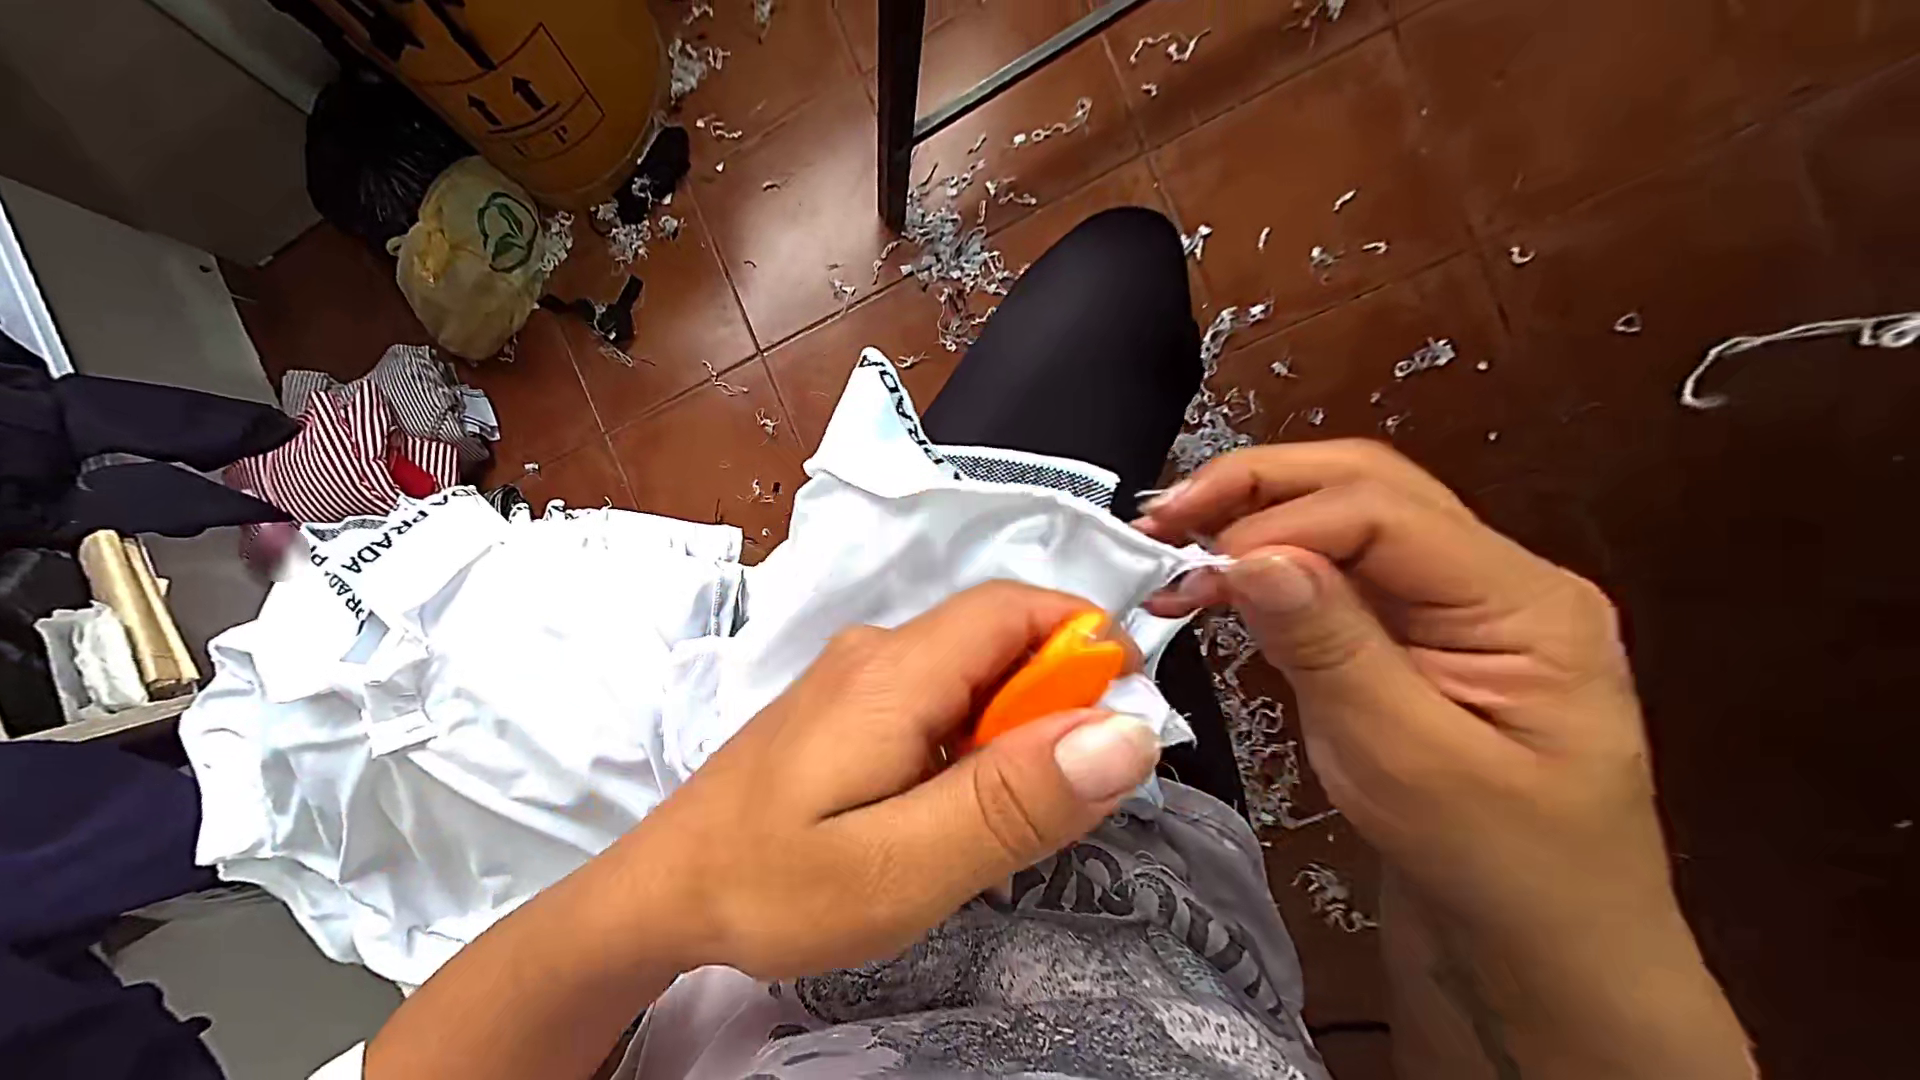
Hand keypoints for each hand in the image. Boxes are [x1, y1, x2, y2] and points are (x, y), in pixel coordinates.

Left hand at [624, 582, 1161, 979]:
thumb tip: (1122, 734)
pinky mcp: (852, 701)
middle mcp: (880, 650)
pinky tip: (948, 803)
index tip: (1118, 716)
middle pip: (997, 638)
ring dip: (1012, 726)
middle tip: (1054, 793)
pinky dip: (973, 738)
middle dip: (1051, 699)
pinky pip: (939, 696)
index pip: (1015, 609)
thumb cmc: (772, 885)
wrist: (663, 891)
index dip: (1083, 641)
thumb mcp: (904, 864)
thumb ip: (1014, 800)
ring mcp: (861, 672)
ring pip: (973, 671)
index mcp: (896, 671)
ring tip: (994, 812)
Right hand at [1133, 440, 1673, 942]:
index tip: (1200, 568)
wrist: (1532, 933)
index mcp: (1522, 600)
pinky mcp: (1399, 621)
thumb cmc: (1492, 860)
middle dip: (1253, 486)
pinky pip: (1323, 564)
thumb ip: (1328, 645)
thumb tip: (1249, 558)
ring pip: (1335, 511)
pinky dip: (1258, 560)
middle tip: (1166, 513)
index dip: (1277, 524)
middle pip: (1361, 482)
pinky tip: (1213, 577)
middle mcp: (1488, 574)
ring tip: (1173, 535)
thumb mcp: (1404, 757)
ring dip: (1247, 513)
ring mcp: (1443, 594)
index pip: (1382, 512)